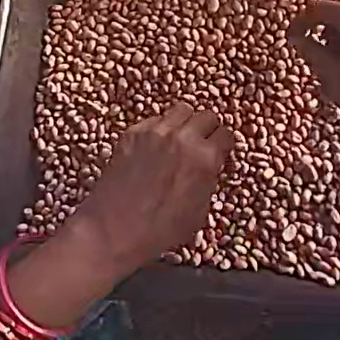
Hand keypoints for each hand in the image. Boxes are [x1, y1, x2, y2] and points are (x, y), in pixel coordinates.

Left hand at [59, 103, 231, 279]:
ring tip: (180, 138)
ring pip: (181, 110)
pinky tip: (155, 146)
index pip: (226, 135)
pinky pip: (154, 120)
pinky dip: (159, 129)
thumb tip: (209, 168)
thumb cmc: (159, 230)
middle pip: (206, 116)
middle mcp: (183, 138)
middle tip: (202, 142)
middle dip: (207, 129)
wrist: (114, 229)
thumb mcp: (199, 211)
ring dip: (185, 122)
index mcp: (205, 158)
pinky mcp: (133, 133)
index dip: (223, 144)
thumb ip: (208, 180)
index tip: (219, 150)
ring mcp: (156, 132)